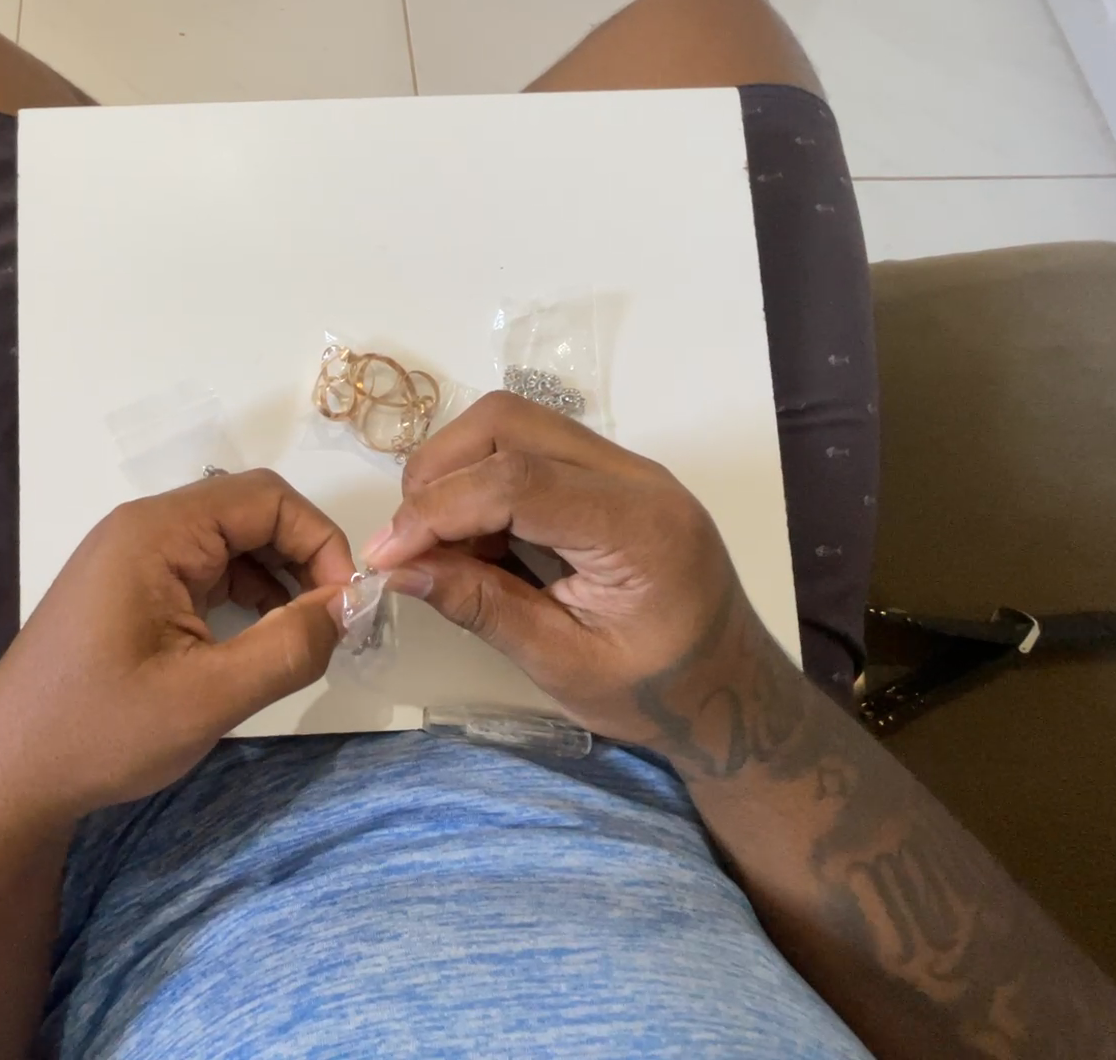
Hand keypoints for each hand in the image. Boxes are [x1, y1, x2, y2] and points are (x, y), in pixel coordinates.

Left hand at [0, 469, 354, 820]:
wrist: (7, 777)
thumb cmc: (99, 733)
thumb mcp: (208, 697)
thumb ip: (289, 647)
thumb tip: (349, 607)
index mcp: (157, 532)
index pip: (266, 498)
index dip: (320, 540)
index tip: (344, 604)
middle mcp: (145, 529)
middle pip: (249, 514)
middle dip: (303, 559)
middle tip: (330, 622)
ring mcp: (135, 558)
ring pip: (231, 544)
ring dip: (277, 579)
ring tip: (301, 635)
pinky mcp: (132, 589)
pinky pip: (206, 571)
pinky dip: (245, 596)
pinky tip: (258, 639)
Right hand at [363, 392, 756, 741]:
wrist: (729, 690)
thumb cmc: (655, 693)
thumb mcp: (560, 664)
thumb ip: (479, 606)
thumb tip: (396, 570)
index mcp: (637, 528)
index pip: (517, 481)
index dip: (436, 510)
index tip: (386, 556)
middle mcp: (633, 475)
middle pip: (508, 421)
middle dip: (439, 472)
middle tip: (411, 542)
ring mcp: (621, 468)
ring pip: (511, 423)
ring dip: (454, 472)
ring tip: (442, 544)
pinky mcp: (604, 475)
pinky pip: (524, 448)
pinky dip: (478, 483)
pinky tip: (476, 540)